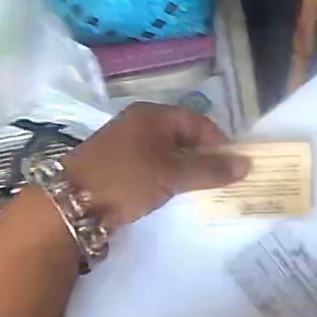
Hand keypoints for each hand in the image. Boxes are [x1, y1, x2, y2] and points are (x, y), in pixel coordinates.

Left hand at [61, 103, 248, 230]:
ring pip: (166, 150)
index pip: (198, 121)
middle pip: (182, 134)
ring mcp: (125, 141)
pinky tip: (168, 191)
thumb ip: (209, 169)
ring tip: (195, 188)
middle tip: (217, 180)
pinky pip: (151, 162)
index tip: (232, 167)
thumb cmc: (126, 178)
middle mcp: (139, 121)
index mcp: (153, 114)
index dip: (218, 142)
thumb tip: (246, 164)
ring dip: (183, 167)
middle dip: (202, 156)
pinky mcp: (115, 161)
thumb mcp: (172, 174)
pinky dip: (164, 174)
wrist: (70, 202)